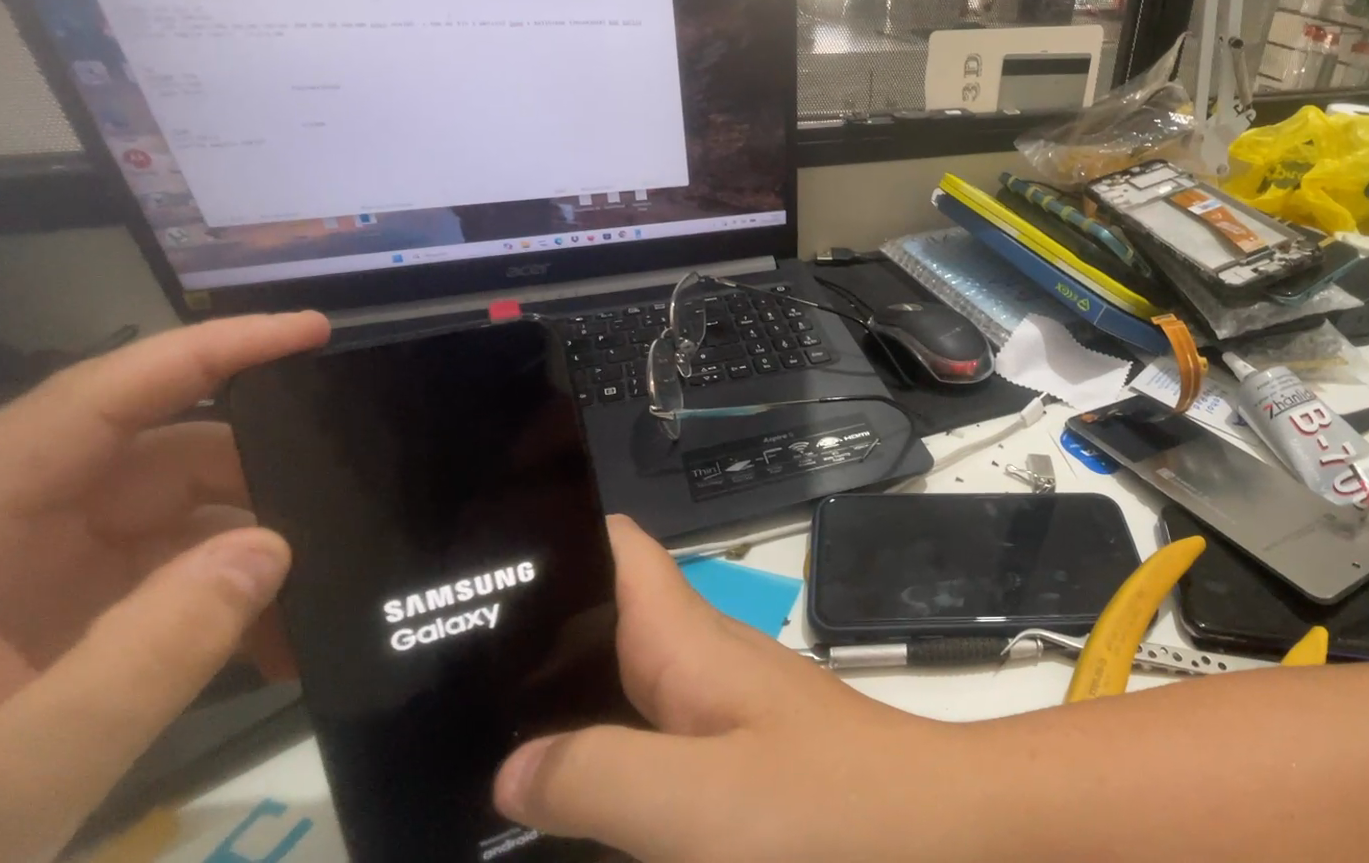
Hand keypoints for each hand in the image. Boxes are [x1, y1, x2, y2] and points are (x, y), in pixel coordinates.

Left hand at [0, 312, 330, 860]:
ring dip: (259, 551)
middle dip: (268, 477)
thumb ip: (149, 655)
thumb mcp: (19, 768)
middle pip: (155, 460)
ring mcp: (24, 581)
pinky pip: (164, 579)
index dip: (208, 352)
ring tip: (326, 596)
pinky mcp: (53, 622)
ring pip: (173, 520)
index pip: (94, 405)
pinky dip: (230, 602)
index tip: (314, 331)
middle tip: (354, 509)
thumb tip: (272, 548)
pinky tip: (282, 647)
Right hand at [494, 515, 982, 861]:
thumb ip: (597, 777)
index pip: (618, 550)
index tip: (469, 562)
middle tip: (433, 680)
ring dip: (559, 710)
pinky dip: (605, 764)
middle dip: (526, 644)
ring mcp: (723, 712)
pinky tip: (564, 808)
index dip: (551, 536)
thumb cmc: (822, 810)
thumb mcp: (695, 802)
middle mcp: (703, 663)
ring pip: (623, 691)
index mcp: (688, 643)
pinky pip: (654, 747)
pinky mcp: (739, 762)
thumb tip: (512, 767)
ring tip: (466, 746)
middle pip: (604, 624)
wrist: (934, 834)